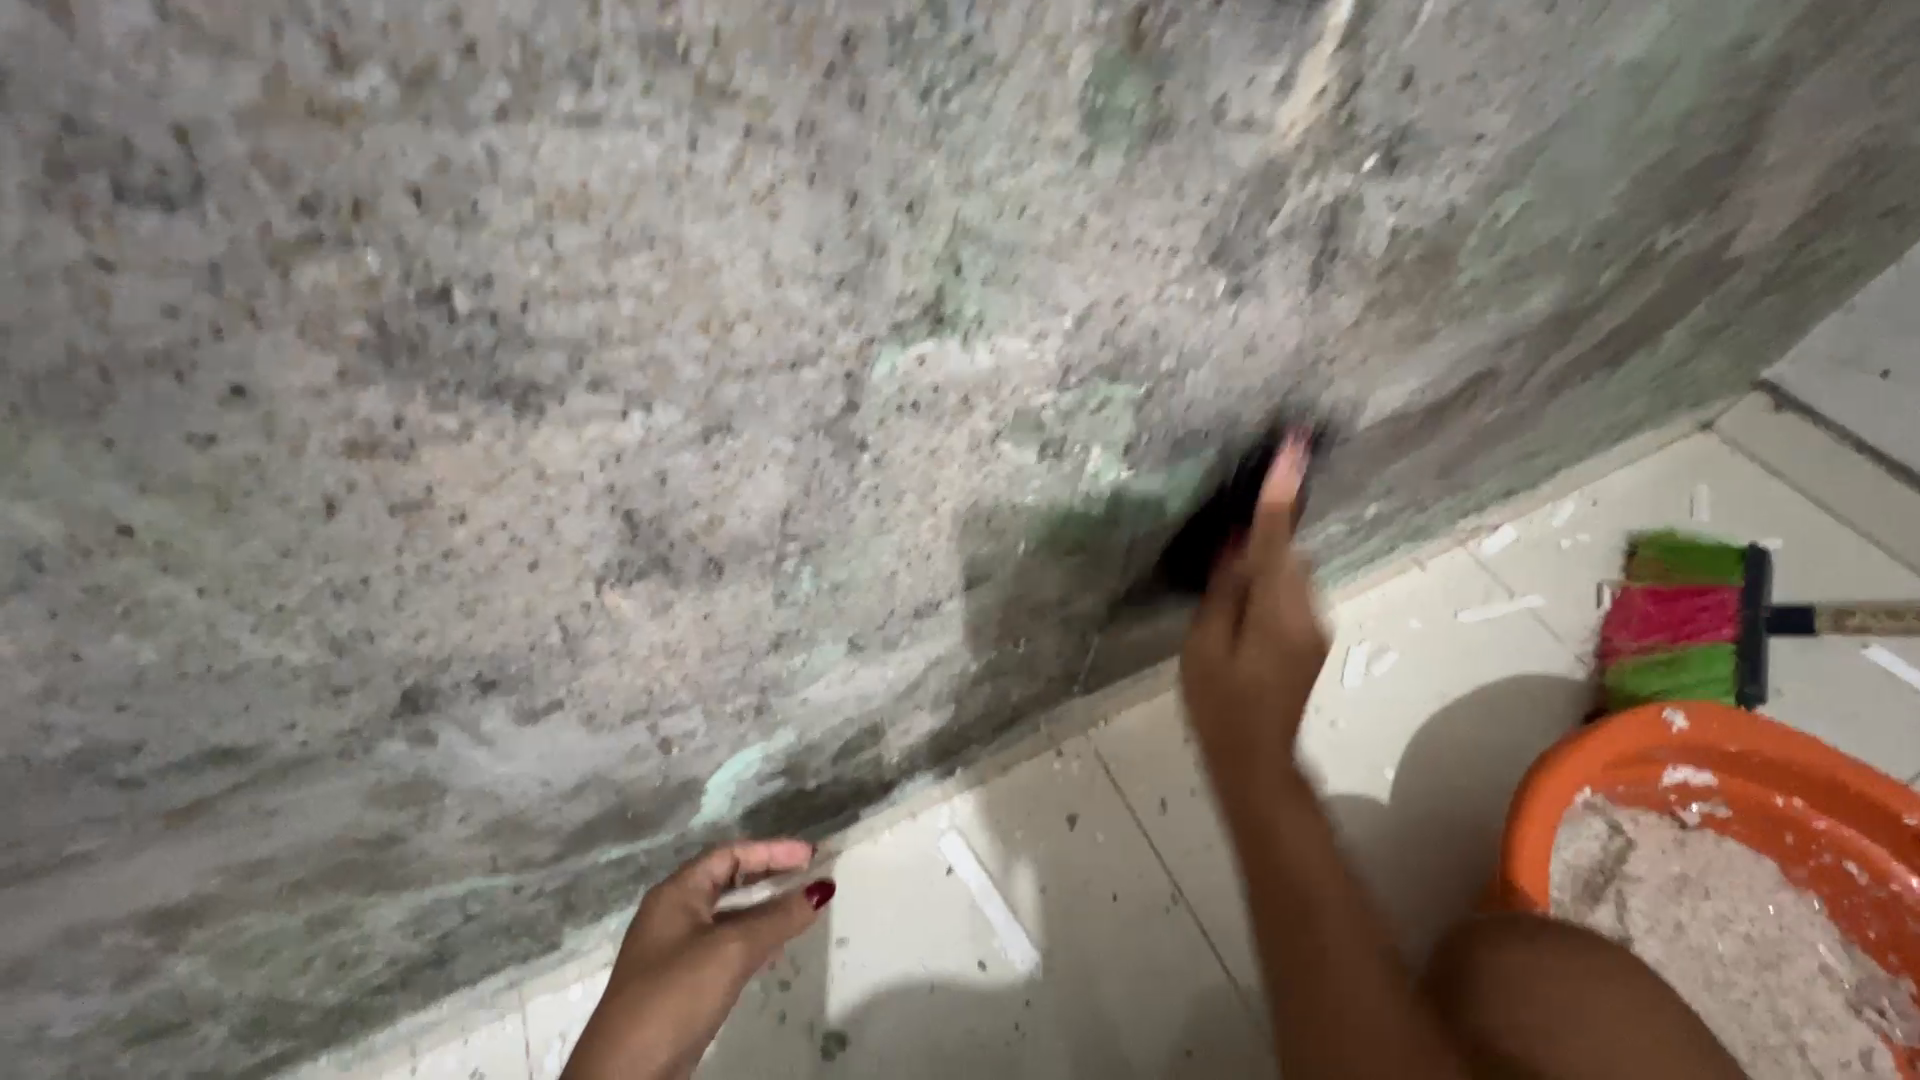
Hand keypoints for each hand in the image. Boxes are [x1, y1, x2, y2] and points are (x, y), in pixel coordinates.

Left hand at [563, 840, 834, 1079]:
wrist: (625, 1074)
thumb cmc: (675, 994)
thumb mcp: (732, 949)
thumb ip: (778, 917)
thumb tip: (822, 888)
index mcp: (676, 893)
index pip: (729, 854)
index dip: (771, 850)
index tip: (810, 855)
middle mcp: (673, 913)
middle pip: (728, 880)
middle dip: (769, 875)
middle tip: (808, 875)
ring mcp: (675, 950)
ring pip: (729, 915)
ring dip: (764, 909)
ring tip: (800, 911)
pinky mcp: (682, 982)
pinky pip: (725, 946)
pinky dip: (754, 940)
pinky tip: (775, 953)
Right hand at [1180, 433, 1330, 784]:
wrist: (1255, 759)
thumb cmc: (1218, 705)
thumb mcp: (1203, 647)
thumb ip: (1224, 592)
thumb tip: (1238, 547)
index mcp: (1277, 615)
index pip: (1278, 542)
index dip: (1281, 494)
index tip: (1295, 447)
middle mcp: (1308, 613)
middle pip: (1288, 557)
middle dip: (1261, 545)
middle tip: (1221, 556)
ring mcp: (1315, 627)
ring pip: (1290, 576)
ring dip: (1263, 570)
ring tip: (1225, 602)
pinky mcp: (1312, 640)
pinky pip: (1290, 596)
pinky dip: (1269, 590)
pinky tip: (1240, 618)